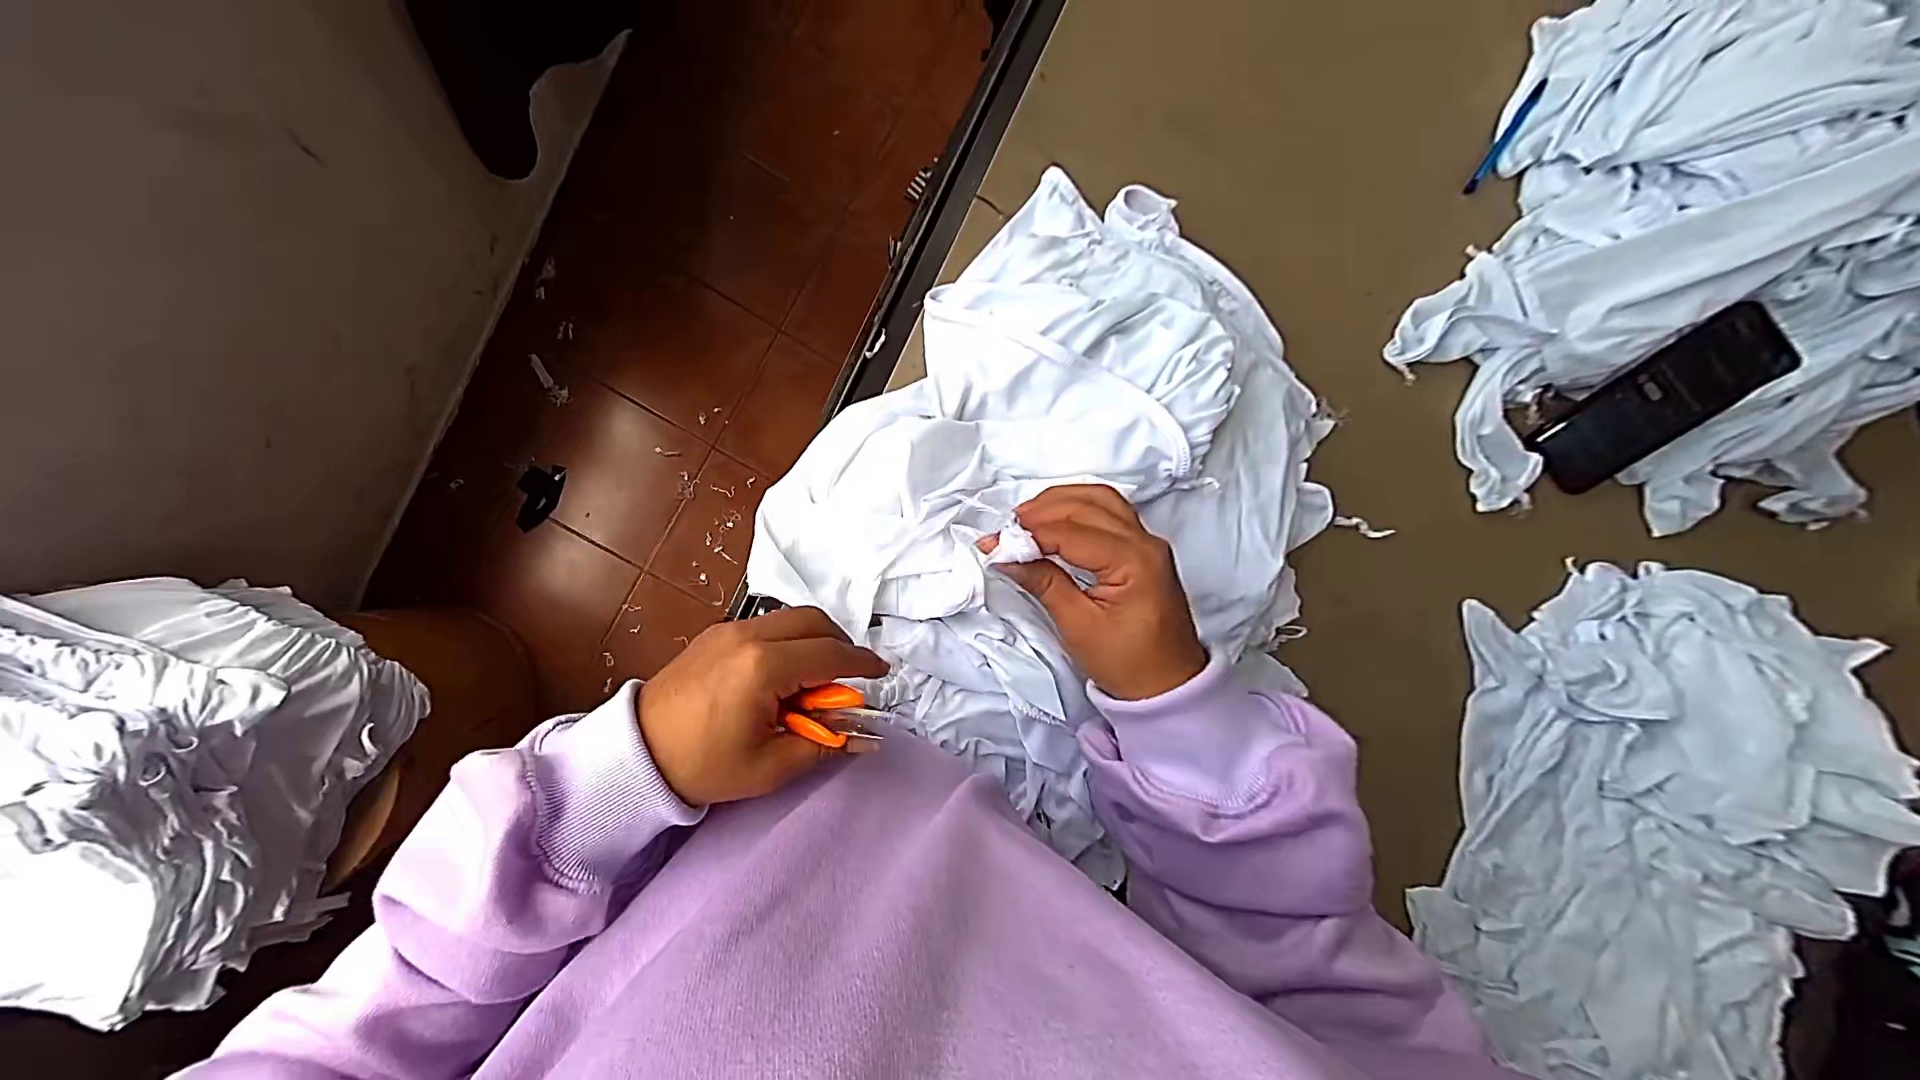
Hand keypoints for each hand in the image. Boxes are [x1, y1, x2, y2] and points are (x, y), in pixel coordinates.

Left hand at [637, 607, 888, 805]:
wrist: (633, 755)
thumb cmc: (700, 765)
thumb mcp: (770, 766)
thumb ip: (824, 744)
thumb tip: (864, 737)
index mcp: (763, 667)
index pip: (831, 654)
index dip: (863, 664)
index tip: (881, 673)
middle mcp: (748, 635)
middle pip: (815, 622)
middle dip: (841, 645)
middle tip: (849, 679)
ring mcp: (729, 629)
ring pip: (793, 618)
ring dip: (815, 640)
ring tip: (814, 681)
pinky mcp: (716, 633)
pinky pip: (769, 624)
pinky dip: (790, 640)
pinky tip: (783, 676)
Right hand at [979, 484, 1206, 699]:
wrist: (1169, 685)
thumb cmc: (1131, 664)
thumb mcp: (1079, 626)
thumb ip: (1044, 583)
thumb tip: (1009, 558)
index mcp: (1134, 561)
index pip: (1070, 532)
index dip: (1028, 535)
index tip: (995, 543)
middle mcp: (1146, 543)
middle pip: (1086, 506)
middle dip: (1040, 513)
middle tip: (1005, 531)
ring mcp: (1148, 542)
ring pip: (1100, 499)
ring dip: (1060, 502)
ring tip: (1025, 519)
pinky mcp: (1144, 548)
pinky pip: (1110, 511)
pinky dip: (1078, 507)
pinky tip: (1055, 518)